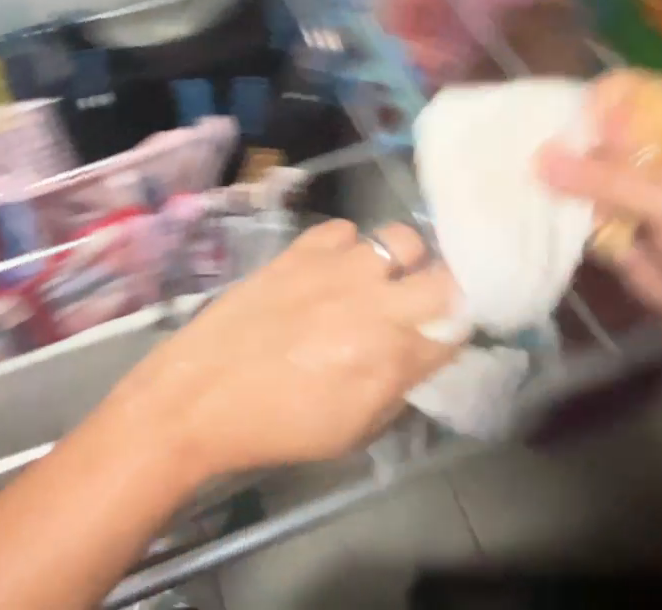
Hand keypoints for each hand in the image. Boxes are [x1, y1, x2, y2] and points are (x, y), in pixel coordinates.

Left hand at [105, 221, 462, 482]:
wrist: (202, 393)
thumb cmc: (279, 426)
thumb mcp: (354, 431)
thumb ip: (398, 388)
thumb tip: (419, 356)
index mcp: (389, 356)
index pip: (457, 328)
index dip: (459, 329)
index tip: (451, 331)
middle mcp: (372, 304)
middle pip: (443, 275)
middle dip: (444, 287)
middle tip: (426, 301)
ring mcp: (335, 269)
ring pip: (398, 238)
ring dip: (399, 260)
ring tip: (381, 278)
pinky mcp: (299, 251)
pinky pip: (343, 230)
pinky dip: (348, 247)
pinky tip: (334, 268)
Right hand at [537, 71, 661, 351]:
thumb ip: (607, 179)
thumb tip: (537, 159)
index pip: (627, 90)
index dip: (594, 100)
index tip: (563, 123)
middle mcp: (649, 149)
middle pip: (592, 127)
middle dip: (560, 137)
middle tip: (520, 149)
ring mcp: (627, 186)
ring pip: (576, 167)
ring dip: (549, 174)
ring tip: (515, 178)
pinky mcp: (609, 221)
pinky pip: (572, 206)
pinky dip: (551, 207)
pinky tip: (525, 205)